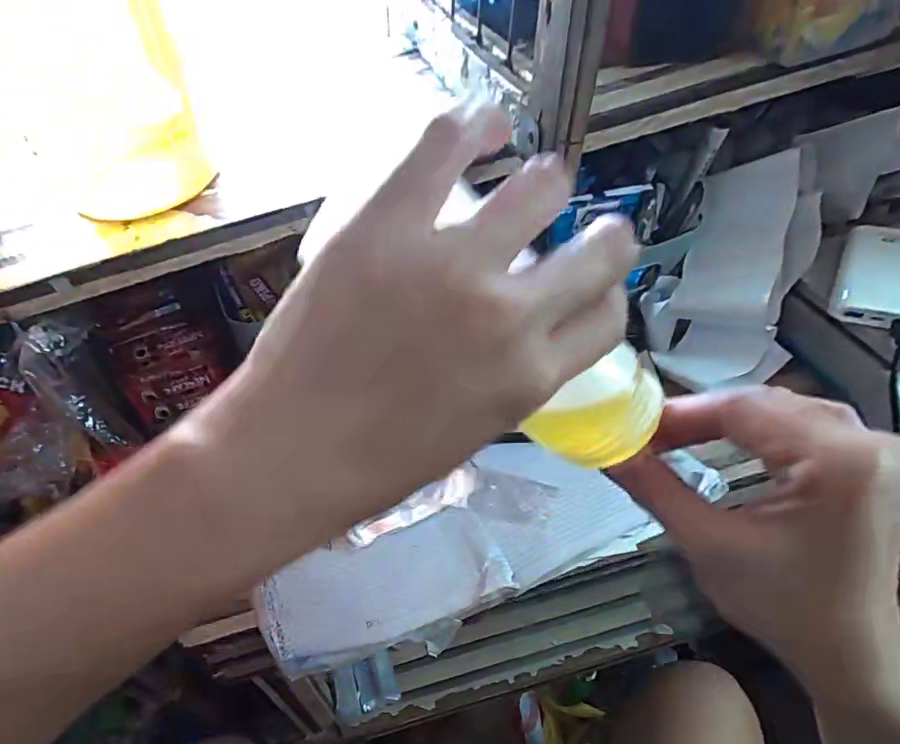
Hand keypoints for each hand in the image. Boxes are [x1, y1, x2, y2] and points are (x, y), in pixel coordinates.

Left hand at [175, 101, 638, 541]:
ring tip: (527, 182)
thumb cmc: (380, 462)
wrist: (293, 454)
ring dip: (546, 182)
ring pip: (541, 184)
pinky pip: (446, 142)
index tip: (588, 287)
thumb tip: (524, 330)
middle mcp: (509, 317)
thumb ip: (511, 376)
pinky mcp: (387, 224)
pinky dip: (474, 125)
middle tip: (582, 230)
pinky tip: (482, 128)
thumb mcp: (474, 430)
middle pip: (600, 251)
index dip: (605, 296)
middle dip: (602, 237)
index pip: (606, 317)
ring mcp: (450, 264)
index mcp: (530, 378)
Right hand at [610, 388, 899, 685]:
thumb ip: (658, 491)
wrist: (847, 649)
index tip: (636, 423)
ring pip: (789, 410)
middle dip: (705, 416)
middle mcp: (871, 440)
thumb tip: (612, 454)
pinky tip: (729, 443)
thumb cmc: (780, 606)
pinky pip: (809, 427)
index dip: (684, 412)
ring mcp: (882, 448)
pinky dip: (763, 433)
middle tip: (651, 433)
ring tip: (679, 437)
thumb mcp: (709, 546)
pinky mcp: (877, 462)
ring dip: (732, 421)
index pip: (747, 409)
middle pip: (770, 404)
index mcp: (839, 459)